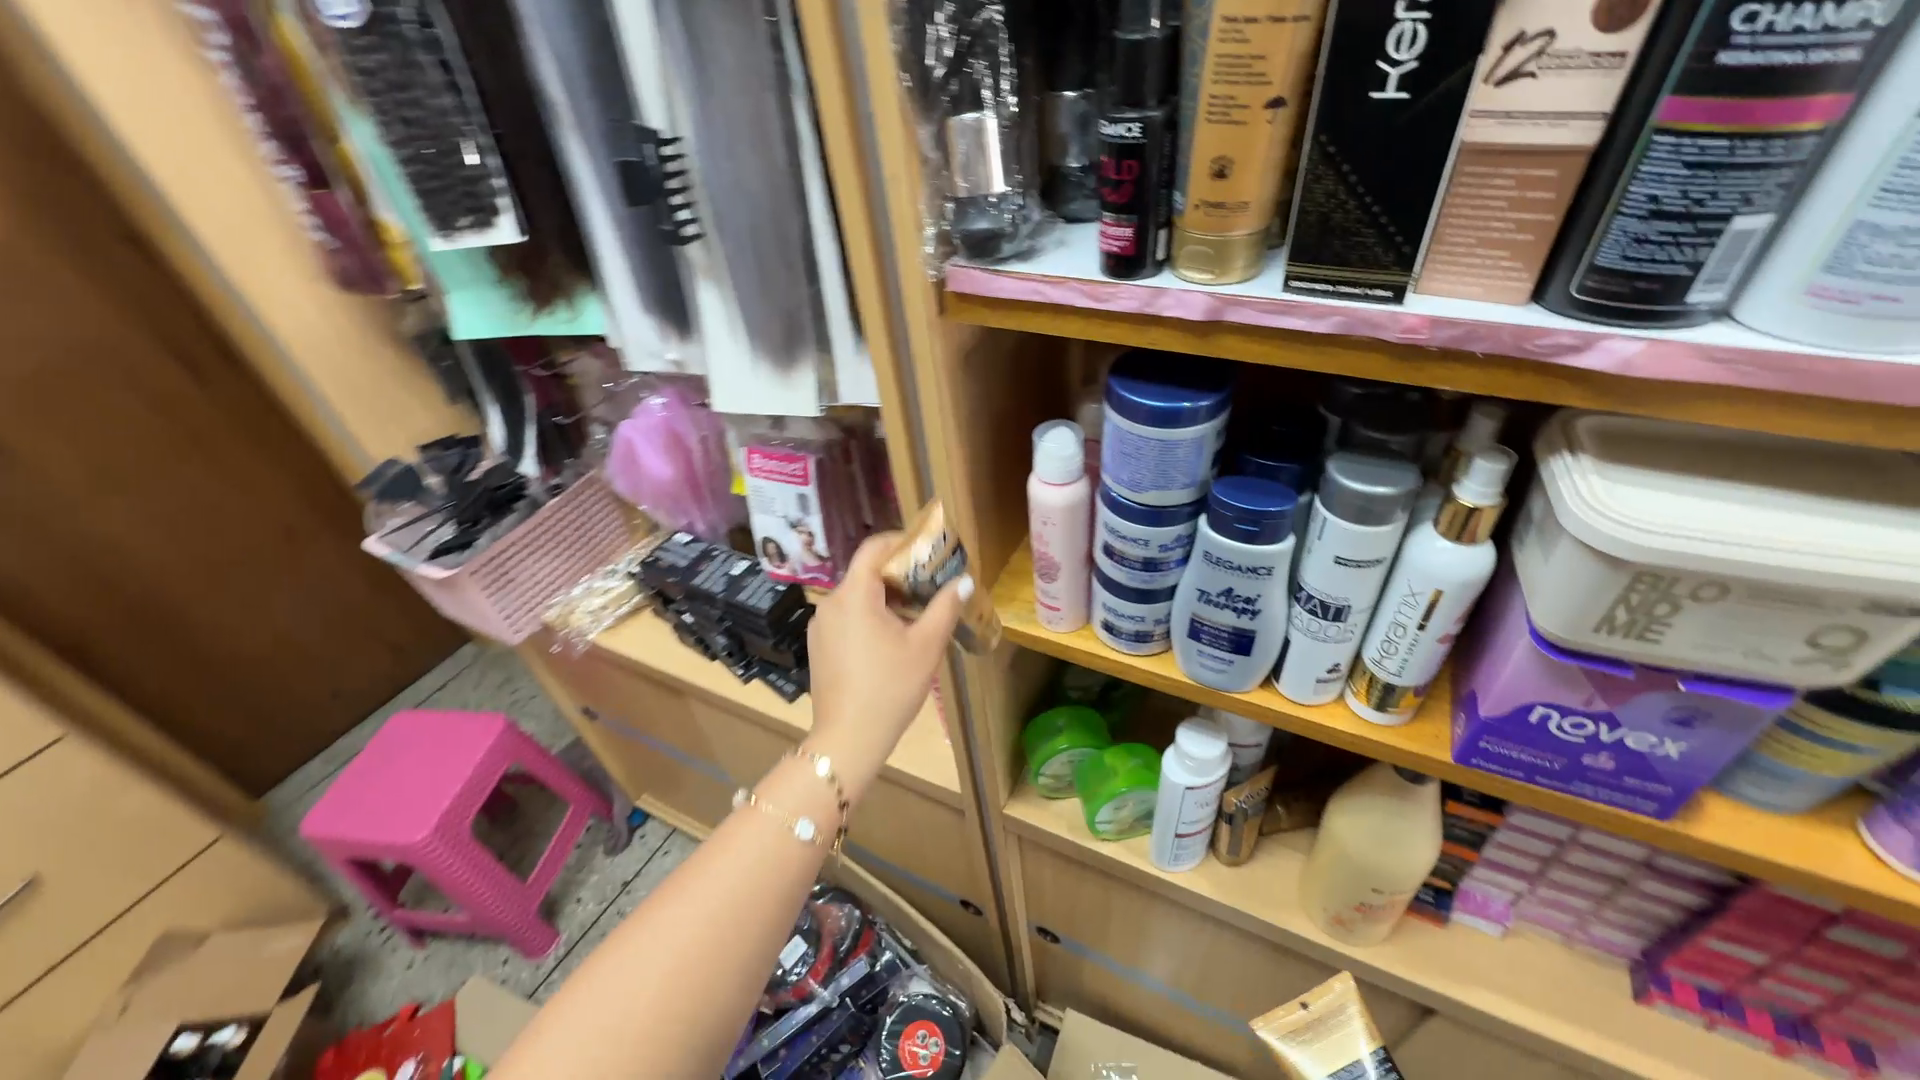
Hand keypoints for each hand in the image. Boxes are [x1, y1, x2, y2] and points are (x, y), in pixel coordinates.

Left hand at [803, 532, 968, 799]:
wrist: (848, 738)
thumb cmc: (890, 688)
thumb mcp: (926, 646)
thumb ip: (945, 607)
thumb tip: (965, 581)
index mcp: (854, 595)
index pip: (873, 548)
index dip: (900, 541)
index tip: (926, 548)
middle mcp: (830, 603)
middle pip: (865, 573)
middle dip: (899, 575)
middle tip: (931, 586)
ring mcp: (821, 626)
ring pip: (857, 598)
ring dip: (886, 599)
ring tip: (917, 616)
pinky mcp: (819, 647)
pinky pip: (847, 619)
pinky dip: (869, 618)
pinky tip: (891, 642)